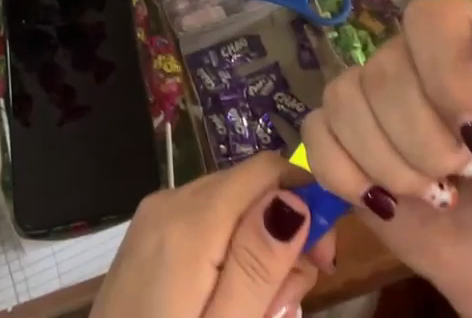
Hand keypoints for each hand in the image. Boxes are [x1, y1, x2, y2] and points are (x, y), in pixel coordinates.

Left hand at [93, 152, 338, 317]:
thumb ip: (259, 263)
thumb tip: (296, 196)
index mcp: (191, 221)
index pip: (267, 169)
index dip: (307, 202)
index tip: (322, 261)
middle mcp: (170, 201)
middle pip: (251, 188)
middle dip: (283, 236)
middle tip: (284, 304)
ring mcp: (154, 216)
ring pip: (232, 207)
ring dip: (257, 250)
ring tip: (256, 310)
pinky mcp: (149, 235)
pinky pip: (206, 223)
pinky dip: (229, 253)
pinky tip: (226, 302)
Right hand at [299, 0, 471, 316]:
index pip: (431, 18)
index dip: (447, 75)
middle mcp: (423, 66)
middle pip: (385, 68)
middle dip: (427, 140)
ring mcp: (381, 108)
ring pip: (345, 99)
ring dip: (392, 163)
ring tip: (440, 197)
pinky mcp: (352, 152)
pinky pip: (317, 135)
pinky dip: (347, 173)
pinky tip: (390, 203)